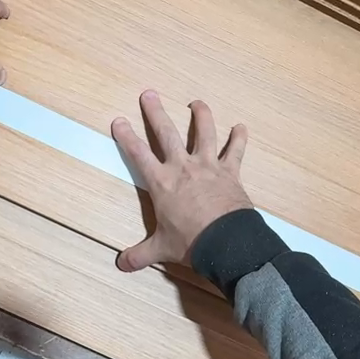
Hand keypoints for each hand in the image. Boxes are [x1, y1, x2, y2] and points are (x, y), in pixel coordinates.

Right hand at [110, 90, 251, 271]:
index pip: (138, 154)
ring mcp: (208, 166)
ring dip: (201, 116)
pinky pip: (236, 150)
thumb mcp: (161, 249)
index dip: (126, 136)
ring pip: (204, 133)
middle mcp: (183, 167)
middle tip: (149, 93)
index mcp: (161, 182)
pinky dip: (239, 138)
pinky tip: (241, 127)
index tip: (118, 120)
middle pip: (166, 133)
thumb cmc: (190, 242)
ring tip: (197, 103)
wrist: (226, 242)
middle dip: (155, 112)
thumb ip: (140, 255)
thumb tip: (121, 265)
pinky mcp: (230, 172)